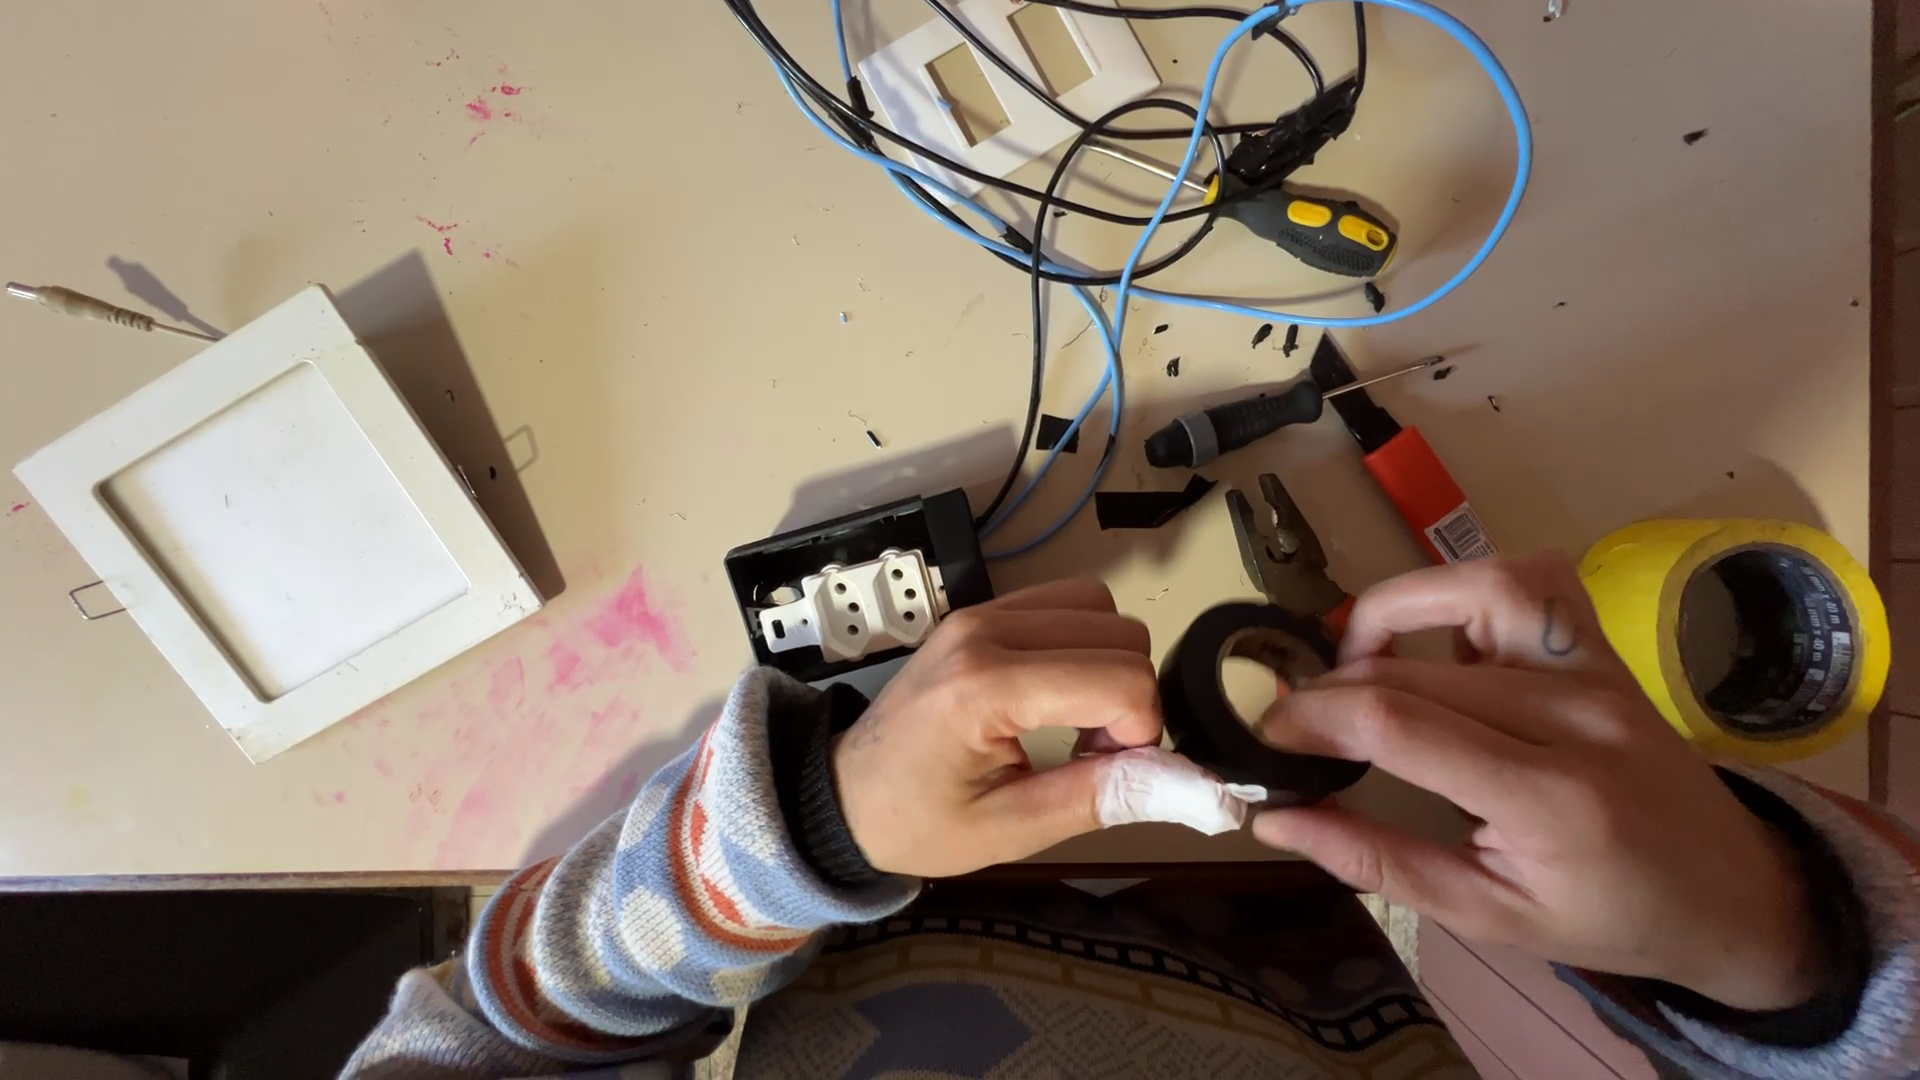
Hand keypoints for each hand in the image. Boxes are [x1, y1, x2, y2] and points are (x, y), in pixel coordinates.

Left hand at [834, 578, 1161, 877]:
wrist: (844, 792)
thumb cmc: (917, 821)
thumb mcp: (1009, 829)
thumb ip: (1101, 798)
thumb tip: (1190, 782)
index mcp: (987, 686)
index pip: (1119, 677)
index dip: (1141, 729)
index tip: (1108, 768)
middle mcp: (986, 629)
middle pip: (1120, 633)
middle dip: (1129, 696)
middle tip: (1091, 750)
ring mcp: (981, 611)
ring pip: (1099, 606)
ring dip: (1109, 662)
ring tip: (1073, 718)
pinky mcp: (980, 611)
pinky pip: (1063, 602)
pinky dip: (1082, 641)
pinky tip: (1055, 690)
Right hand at [1250, 552, 1822, 1010]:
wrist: (1737, 893)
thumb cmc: (1605, 913)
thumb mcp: (1485, 915)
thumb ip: (1372, 860)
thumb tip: (1273, 818)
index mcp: (1553, 799)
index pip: (1397, 721)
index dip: (1311, 717)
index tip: (1270, 736)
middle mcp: (1576, 715)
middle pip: (1408, 668)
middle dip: (1326, 691)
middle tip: (1300, 726)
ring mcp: (1595, 668)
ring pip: (1469, 589)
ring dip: (1388, 613)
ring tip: (1357, 660)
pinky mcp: (1597, 645)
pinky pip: (1520, 579)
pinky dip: (1454, 589)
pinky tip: (1429, 639)